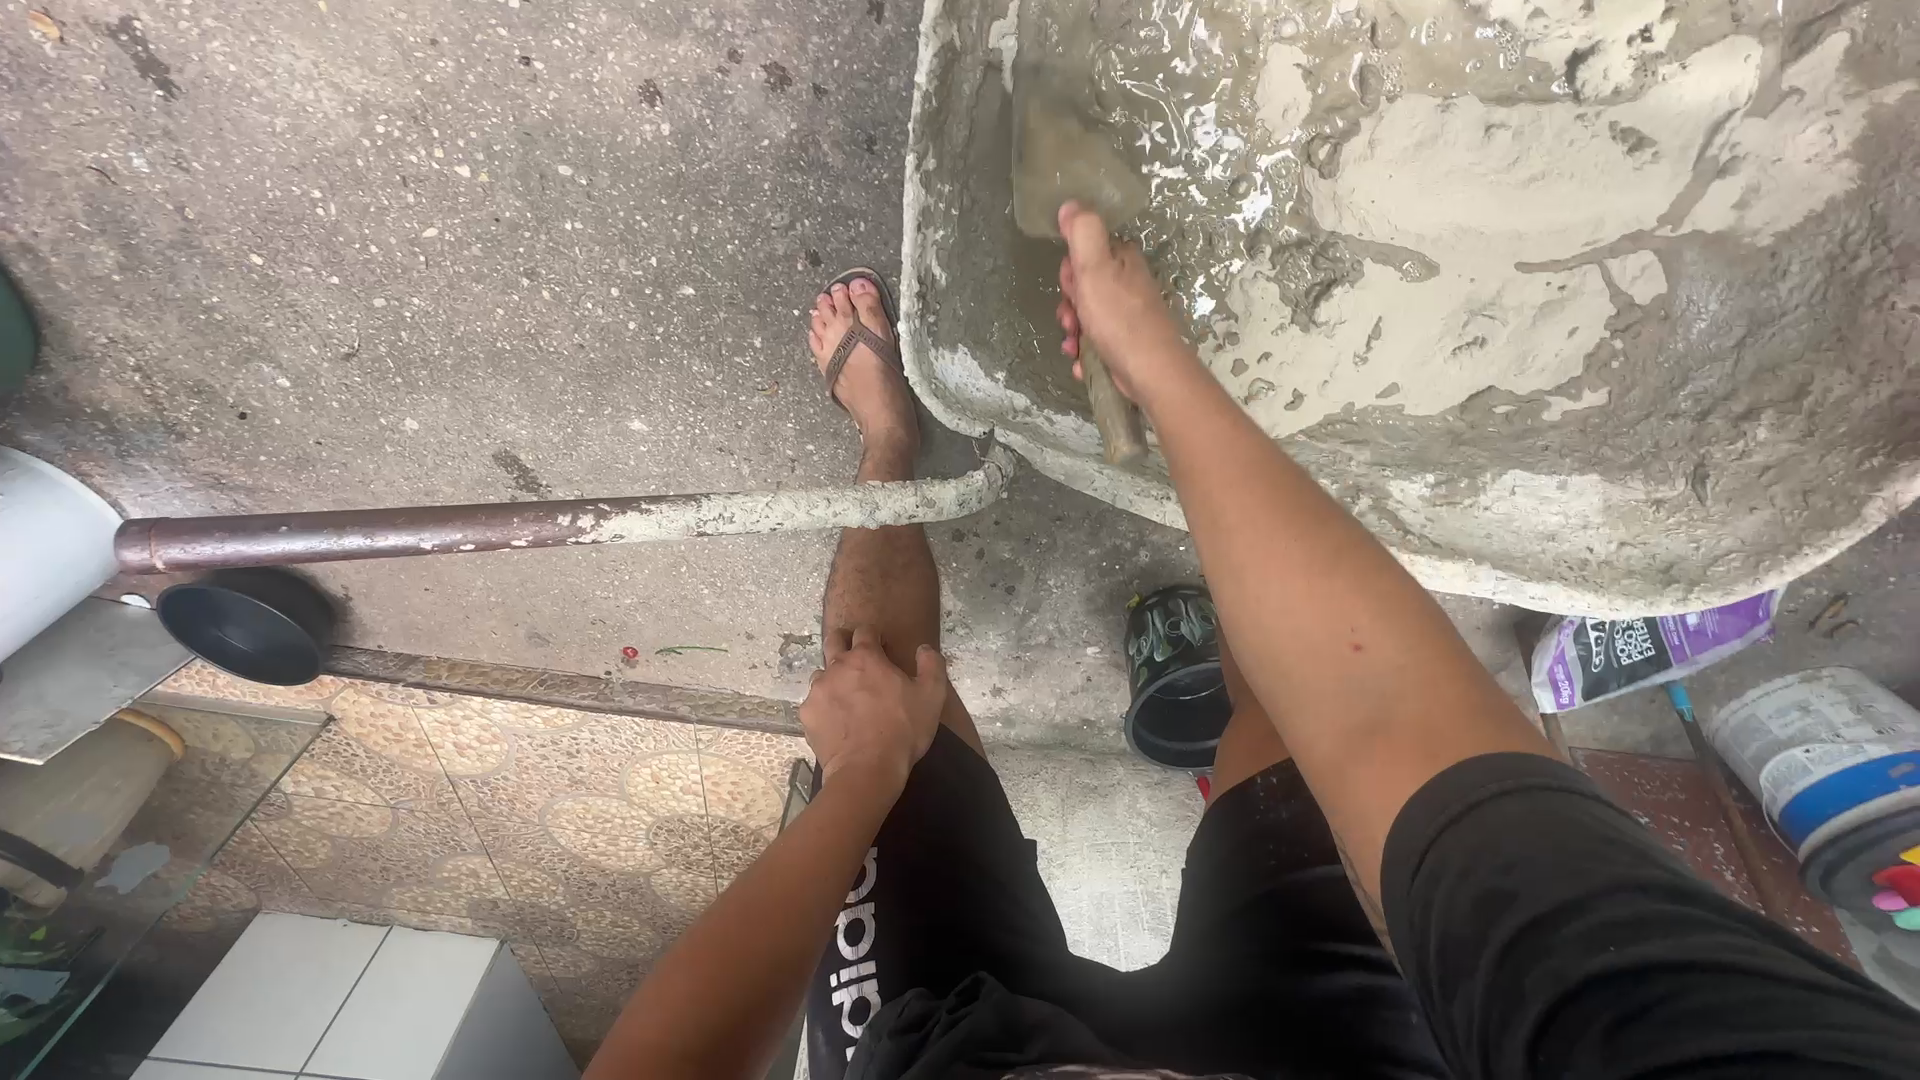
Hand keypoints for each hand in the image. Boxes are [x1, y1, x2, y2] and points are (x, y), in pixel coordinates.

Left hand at [799, 627, 949, 792]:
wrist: (867, 769)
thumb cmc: (903, 729)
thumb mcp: (932, 695)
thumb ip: (931, 664)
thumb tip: (923, 648)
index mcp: (866, 657)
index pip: (865, 630)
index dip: (873, 635)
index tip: (881, 645)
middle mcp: (837, 667)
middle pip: (833, 640)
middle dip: (843, 640)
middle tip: (855, 655)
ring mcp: (818, 690)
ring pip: (821, 673)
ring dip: (833, 678)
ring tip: (846, 697)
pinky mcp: (807, 714)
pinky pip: (814, 702)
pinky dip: (824, 707)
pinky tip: (836, 722)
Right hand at [1055, 201, 1194, 402]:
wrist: (1149, 371)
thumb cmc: (1120, 319)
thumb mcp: (1095, 268)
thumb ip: (1082, 232)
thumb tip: (1070, 204)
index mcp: (1122, 259)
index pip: (1085, 254)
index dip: (1070, 273)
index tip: (1071, 288)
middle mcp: (1126, 283)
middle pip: (1083, 287)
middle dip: (1069, 306)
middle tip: (1071, 320)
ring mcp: (1126, 314)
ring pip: (1086, 317)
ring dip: (1073, 332)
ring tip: (1075, 346)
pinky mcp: (1125, 341)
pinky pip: (1095, 342)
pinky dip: (1085, 353)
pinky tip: (1083, 362)